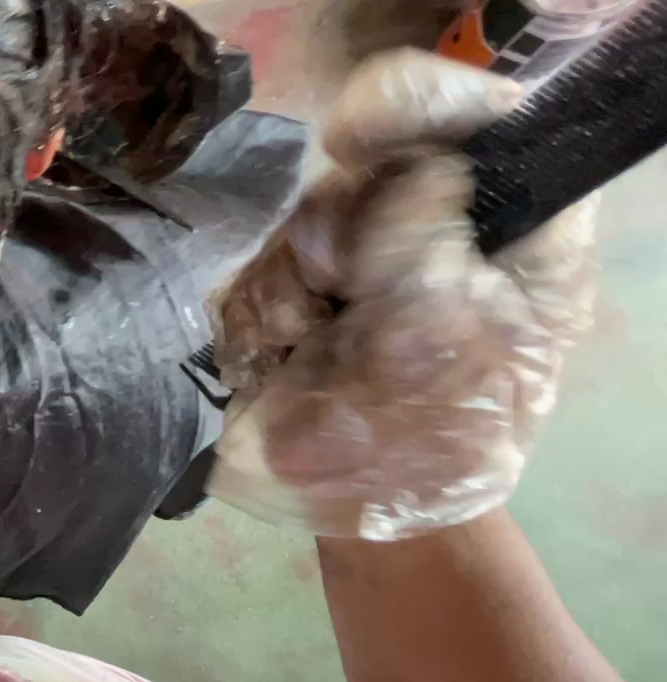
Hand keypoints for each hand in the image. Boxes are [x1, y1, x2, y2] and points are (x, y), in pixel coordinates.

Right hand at [210, 50, 596, 539]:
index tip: (356, 138)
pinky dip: (247, 325)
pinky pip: (241, 286)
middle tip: (337, 304)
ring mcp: (343, 274)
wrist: (360, 505)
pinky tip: (273, 359)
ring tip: (301, 351)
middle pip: (350, 183)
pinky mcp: (280, 310)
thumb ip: (422, 243)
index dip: (414, 114)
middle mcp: (420, 235)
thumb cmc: (432, 431)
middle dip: (327, 245)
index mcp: (502, 225)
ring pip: (282, 238)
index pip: (467, 129)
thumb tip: (391, 173)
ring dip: (281, 298)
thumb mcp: (448, 335)